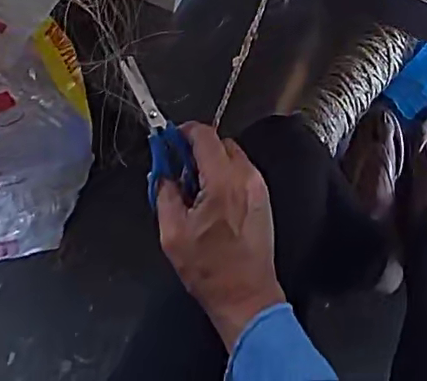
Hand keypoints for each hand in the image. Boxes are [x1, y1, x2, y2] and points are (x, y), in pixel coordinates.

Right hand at [156, 122, 283, 350]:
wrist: (246, 294)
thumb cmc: (210, 270)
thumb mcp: (173, 235)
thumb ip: (165, 195)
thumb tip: (163, 173)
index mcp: (222, 181)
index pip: (205, 136)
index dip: (185, 132)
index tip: (171, 139)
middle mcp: (245, 176)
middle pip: (219, 142)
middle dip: (197, 150)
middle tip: (178, 170)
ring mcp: (257, 184)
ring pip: (231, 155)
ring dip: (212, 162)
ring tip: (194, 190)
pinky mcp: (263, 195)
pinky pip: (241, 171)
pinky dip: (225, 174)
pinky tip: (212, 199)